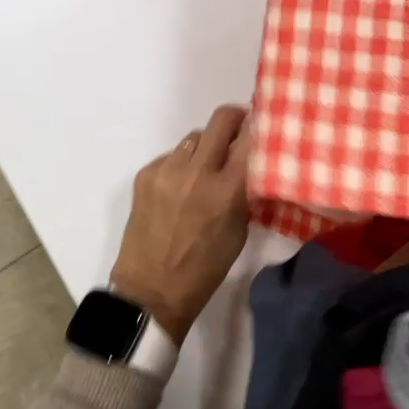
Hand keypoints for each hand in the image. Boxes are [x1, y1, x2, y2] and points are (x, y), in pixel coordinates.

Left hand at [109, 105, 251, 342]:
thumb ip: (245, 191)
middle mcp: (196, 171)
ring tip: (207, 170)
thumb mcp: (239, 231)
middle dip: (235, 120)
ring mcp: (167, 169)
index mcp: (226, 190)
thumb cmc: (204, 268)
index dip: (259, 127)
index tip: (263, 127)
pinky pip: (172, 155)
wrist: (151, 289)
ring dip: (206, 146)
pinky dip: (181, 165)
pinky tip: (181, 189)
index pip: (250, 137)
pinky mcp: (145, 173)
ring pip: (195, 137)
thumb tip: (250, 160)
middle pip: (221, 119)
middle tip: (240, 133)